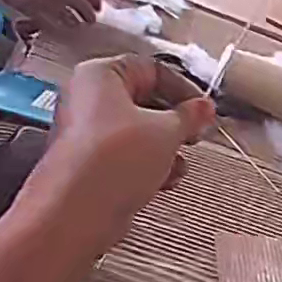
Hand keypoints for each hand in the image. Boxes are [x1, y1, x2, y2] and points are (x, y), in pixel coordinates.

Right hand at [0, 0, 102, 27]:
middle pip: (82, 2)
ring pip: (70, 16)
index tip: (96, 2)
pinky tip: (62, 26)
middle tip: (92, 16)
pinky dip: (60, 26)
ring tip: (80, 23)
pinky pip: (53, 23)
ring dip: (78, 21)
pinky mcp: (31, 11)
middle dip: (89, 12)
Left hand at [22, 55, 216, 248]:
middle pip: (143, 103)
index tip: (202, 107)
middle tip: (194, 133)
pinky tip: (163, 180)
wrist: (78, 212)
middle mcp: (86, 100)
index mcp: (99, 75)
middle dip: (174, 122)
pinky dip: (146, 166)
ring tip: (178, 161)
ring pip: (135, 134)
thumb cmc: (108, 162)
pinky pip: (124, 158)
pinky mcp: (89, 166)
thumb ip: (189, 117)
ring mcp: (85, 135)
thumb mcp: (166, 132)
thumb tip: (202, 109)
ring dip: (163, 149)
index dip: (183, 88)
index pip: (151, 69)